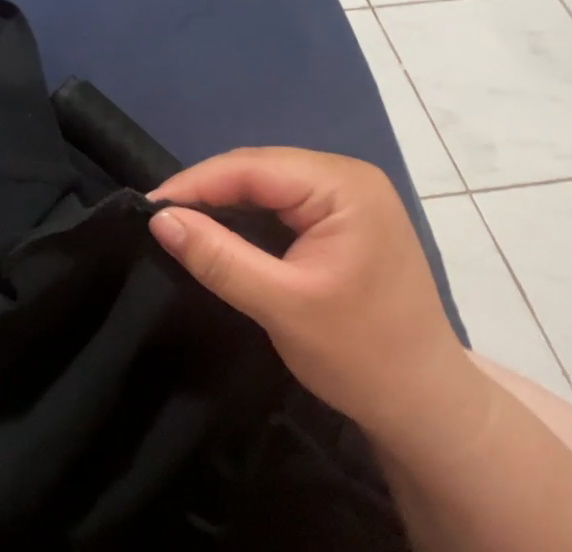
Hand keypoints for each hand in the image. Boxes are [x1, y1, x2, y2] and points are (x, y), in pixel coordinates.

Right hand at [147, 148, 478, 439]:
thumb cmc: (361, 354)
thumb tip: (158, 218)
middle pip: (259, 170)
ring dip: (225, 204)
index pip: (252, 167)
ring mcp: (350, 198)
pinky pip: (283, 204)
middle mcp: (349, 178)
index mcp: (344, 186)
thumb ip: (219, 258)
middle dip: (207, 192)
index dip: (195, 183)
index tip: (146, 208)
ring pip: (268, 185)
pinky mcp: (345, 219)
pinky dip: (248, 218)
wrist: (425, 403)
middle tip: (159, 220)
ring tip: (180, 224)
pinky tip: (221, 233)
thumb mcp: (281, 306)